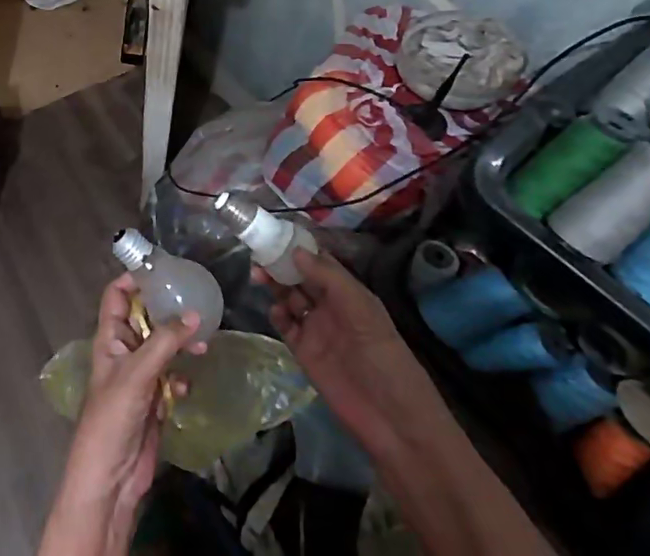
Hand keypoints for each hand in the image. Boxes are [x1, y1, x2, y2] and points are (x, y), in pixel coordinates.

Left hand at [62, 275, 204, 527]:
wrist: (109, 480)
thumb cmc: (112, 420)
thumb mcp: (136, 375)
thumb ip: (164, 342)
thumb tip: (194, 313)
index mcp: (109, 339)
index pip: (117, 296)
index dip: (134, 278)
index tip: (163, 268)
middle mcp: (124, 352)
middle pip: (145, 317)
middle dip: (168, 309)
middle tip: (196, 299)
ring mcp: (139, 376)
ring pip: (162, 345)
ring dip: (180, 341)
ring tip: (202, 342)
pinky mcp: (153, 399)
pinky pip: (171, 375)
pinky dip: (182, 374)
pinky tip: (189, 382)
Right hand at [255, 248, 439, 455]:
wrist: (389, 415)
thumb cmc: (382, 354)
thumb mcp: (361, 309)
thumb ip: (328, 278)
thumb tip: (296, 251)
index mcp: (348, 290)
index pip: (319, 260)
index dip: (297, 247)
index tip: (274, 234)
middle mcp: (330, 305)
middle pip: (299, 277)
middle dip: (280, 264)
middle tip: (259, 257)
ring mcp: (316, 328)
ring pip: (290, 298)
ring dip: (275, 286)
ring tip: (259, 277)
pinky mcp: (304, 352)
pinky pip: (286, 326)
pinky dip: (277, 315)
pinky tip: (275, 311)